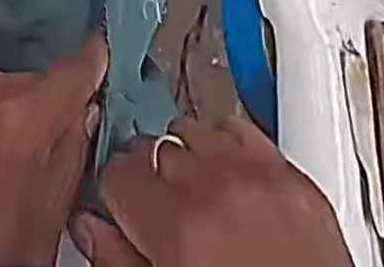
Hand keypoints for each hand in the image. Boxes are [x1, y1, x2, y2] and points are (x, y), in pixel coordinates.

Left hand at [0, 33, 106, 266]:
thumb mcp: (43, 224)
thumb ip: (72, 157)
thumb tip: (82, 117)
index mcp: (23, 118)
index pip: (77, 67)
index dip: (95, 63)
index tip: (100, 55)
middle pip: (36, 83)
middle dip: (40, 111)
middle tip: (30, 156)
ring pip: (1, 84)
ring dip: (2, 110)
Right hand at [68, 116, 353, 266]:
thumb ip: (121, 259)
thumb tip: (93, 226)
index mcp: (177, 228)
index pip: (118, 172)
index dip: (115, 190)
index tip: (121, 204)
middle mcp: (214, 187)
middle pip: (153, 147)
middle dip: (150, 176)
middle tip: (160, 210)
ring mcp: (255, 174)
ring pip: (193, 129)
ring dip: (187, 157)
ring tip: (196, 195)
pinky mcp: (289, 173)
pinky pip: (239, 128)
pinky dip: (226, 144)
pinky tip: (226, 176)